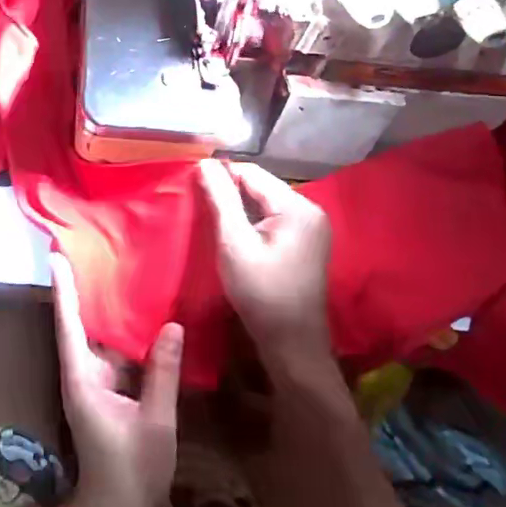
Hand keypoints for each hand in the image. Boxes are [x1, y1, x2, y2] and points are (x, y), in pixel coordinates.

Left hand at [51, 254, 181, 506]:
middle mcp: (83, 373)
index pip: (69, 325)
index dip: (64, 290)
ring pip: (100, 337)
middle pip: (81, 323)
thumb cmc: (131, 471)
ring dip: (108, 307)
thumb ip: (163, 374)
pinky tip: (143, 314)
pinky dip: (126, 332)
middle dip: (86, 287)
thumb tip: (172, 326)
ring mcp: (94, 382)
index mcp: (83, 378)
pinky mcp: (107, 390)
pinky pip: (115, 352)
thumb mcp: (156, 423)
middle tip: (96, 247)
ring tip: (121, 269)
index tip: (55, 256)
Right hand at [198, 160, 332, 363]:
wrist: (292, 343)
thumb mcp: (234, 243)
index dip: (220, 176)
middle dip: (230, 193)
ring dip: (240, 208)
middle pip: (260, 186)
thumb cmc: (261, 293)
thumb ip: (221, 200)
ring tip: (214, 221)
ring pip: (265, 202)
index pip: (251, 173)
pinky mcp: (307, 242)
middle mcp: (311, 209)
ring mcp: (313, 226)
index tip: (192, 188)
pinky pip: (274, 218)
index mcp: (297, 207)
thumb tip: (205, 162)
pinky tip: (236, 236)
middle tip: (200, 208)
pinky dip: (253, 221)